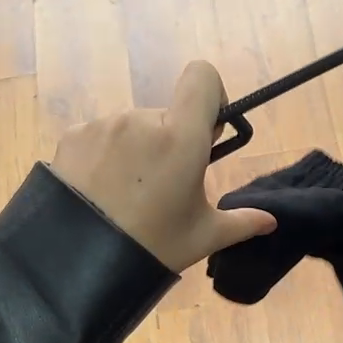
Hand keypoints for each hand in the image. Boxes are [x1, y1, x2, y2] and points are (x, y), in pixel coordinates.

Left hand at [49, 61, 277, 271]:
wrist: (75, 267)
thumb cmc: (152, 247)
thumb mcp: (203, 237)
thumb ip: (242, 221)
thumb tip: (270, 221)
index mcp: (181, 136)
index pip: (203, 76)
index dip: (211, 96)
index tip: (208, 132)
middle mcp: (141, 119)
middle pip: (167, 114)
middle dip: (171, 141)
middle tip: (164, 187)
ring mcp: (103, 126)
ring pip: (133, 128)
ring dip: (138, 151)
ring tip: (128, 196)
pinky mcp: (72, 137)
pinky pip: (101, 137)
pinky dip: (106, 157)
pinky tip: (100, 192)